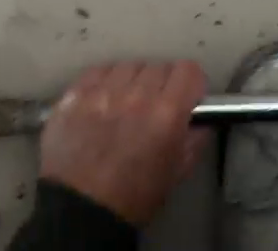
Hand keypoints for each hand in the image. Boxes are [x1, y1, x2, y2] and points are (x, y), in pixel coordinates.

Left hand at [39, 60, 209, 226]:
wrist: (79, 212)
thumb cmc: (134, 196)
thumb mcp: (176, 172)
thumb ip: (195, 138)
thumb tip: (201, 118)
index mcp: (167, 114)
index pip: (188, 70)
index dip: (190, 83)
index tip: (186, 96)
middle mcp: (137, 94)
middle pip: (159, 67)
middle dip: (161, 84)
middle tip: (153, 106)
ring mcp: (103, 91)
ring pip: (129, 66)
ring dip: (132, 81)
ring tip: (125, 104)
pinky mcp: (76, 93)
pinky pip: (99, 71)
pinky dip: (105, 82)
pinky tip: (103, 102)